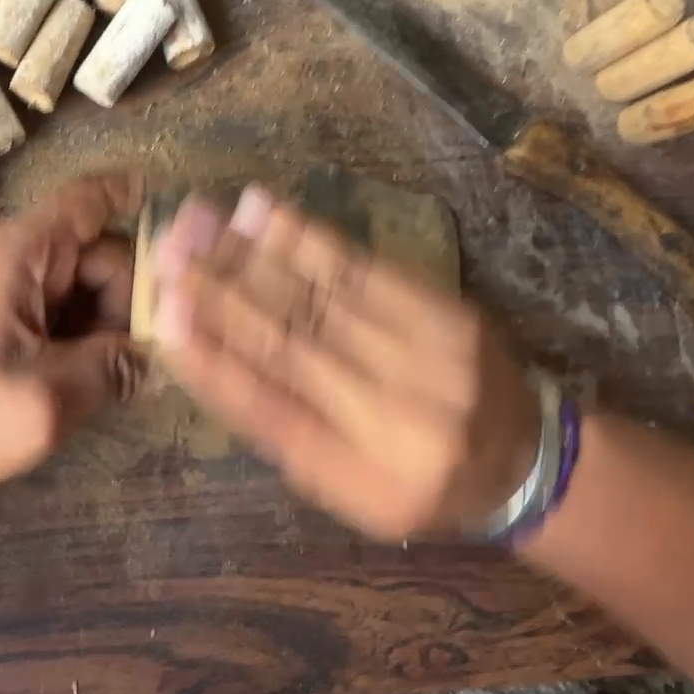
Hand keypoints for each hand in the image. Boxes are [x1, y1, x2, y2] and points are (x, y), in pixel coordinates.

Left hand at [0, 172, 146, 488]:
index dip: (131, 199)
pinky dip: (72, 331)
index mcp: (14, 254)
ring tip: (86, 378)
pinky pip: (51, 302)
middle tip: (120, 363)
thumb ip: (112, 369)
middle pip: (94, 252)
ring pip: (77, 282)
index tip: (174, 216)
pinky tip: (67, 372)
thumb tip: (154, 352)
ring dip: (97, 324)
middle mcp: (4, 251)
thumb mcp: (45, 403)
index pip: (85, 201)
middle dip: (120, 302)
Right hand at [150, 185, 538, 539]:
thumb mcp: (338, 484)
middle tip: (165, 250)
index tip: (167, 317)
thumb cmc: (411, 483)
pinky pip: (365, 267)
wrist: (528, 463)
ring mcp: (429, 354)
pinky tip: (262, 209)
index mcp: (358, 470)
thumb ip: (276, 426)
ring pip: (320, 296)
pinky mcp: (445, 309)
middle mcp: (395, 412)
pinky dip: (305, 235)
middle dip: (220, 291)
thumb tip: (204, 358)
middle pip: (290, 341)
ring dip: (250, 253)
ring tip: (197, 219)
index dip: (213, 362)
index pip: (270, 407)